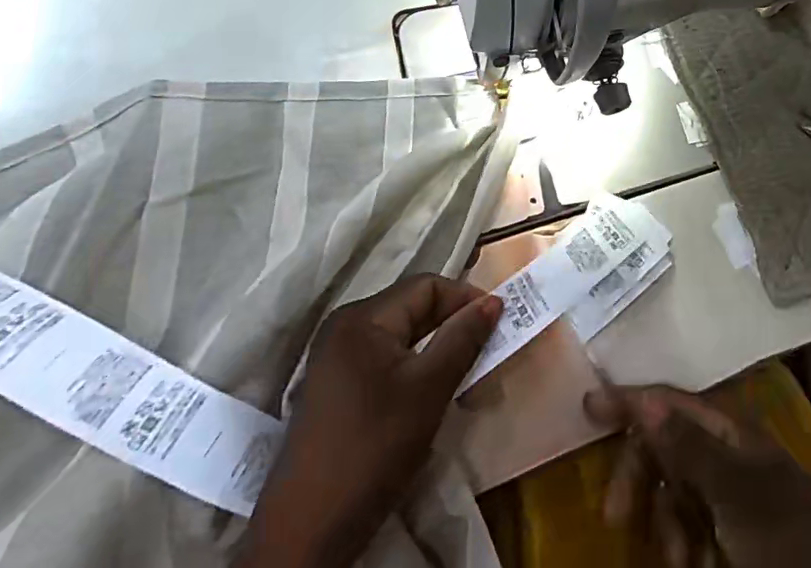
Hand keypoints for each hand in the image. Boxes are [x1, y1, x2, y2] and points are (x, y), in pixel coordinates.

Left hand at [236, 275, 501, 567]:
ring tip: (465, 375)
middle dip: (452, 325)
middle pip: (409, 308)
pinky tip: (430, 393)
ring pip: (398, 336)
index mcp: (362, 317)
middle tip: (488, 350)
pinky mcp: (334, 384)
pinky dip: (412, 367)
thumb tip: (493, 301)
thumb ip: (461, 340)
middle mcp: (344, 325)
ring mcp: (334, 355)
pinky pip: (382, 359)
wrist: (309, 523)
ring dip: (435, 349)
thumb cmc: (373, 448)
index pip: (424, 286)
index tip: (500, 321)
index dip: (464, 298)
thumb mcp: (427, 391)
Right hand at [583, 384, 810, 567]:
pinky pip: (685, 523)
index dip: (630, 401)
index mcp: (732, 432)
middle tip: (615, 514)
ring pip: (670, 491)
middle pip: (663, 447)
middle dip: (639, 478)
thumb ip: (688, 445)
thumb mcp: (736, 492)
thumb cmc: (786, 538)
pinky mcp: (727, 529)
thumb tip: (643, 399)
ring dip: (662, 521)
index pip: (670, 401)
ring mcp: (727, 494)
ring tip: (676, 558)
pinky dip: (679, 541)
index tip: (588, 405)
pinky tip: (690, 562)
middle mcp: (726, 454)